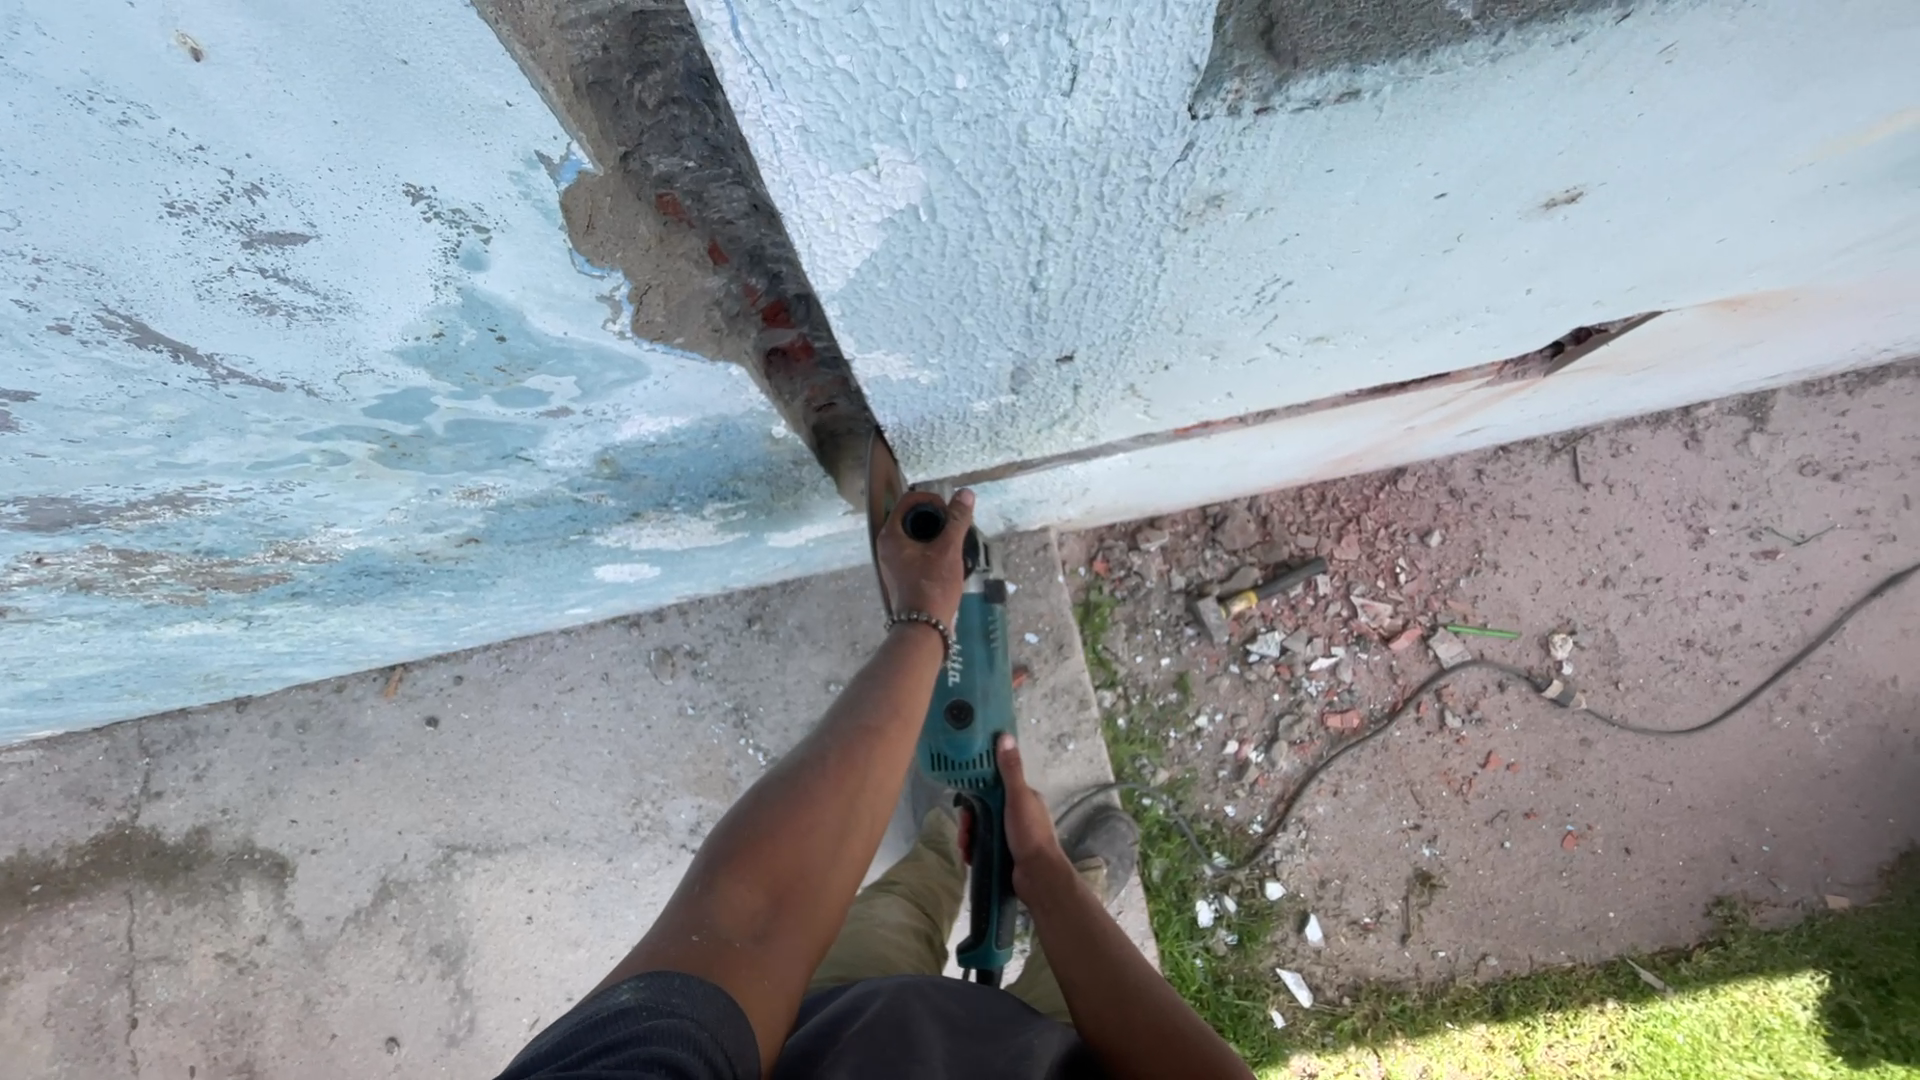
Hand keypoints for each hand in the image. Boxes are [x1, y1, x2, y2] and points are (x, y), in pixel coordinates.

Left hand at [876, 488, 974, 626]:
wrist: (923, 627)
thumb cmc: (933, 586)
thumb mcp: (948, 549)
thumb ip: (957, 520)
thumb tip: (966, 493)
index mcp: (890, 534)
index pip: (909, 501)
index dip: (932, 500)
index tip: (951, 511)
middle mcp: (886, 545)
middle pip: (912, 517)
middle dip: (936, 517)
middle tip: (955, 527)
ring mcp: (892, 561)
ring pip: (915, 535)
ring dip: (936, 534)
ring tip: (955, 542)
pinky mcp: (900, 574)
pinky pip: (916, 551)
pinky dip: (931, 548)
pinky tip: (948, 558)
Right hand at [959, 733, 1071, 896]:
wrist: (1038, 878)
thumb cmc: (1030, 834)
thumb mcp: (1018, 797)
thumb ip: (1010, 769)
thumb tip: (1004, 735)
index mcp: (1024, 798)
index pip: (994, 787)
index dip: (977, 792)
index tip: (964, 801)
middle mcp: (1019, 815)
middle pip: (985, 810)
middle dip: (970, 819)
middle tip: (964, 830)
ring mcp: (1012, 836)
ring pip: (982, 829)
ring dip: (970, 836)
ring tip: (965, 847)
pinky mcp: (1006, 854)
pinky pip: (984, 846)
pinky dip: (975, 850)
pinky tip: (970, 857)